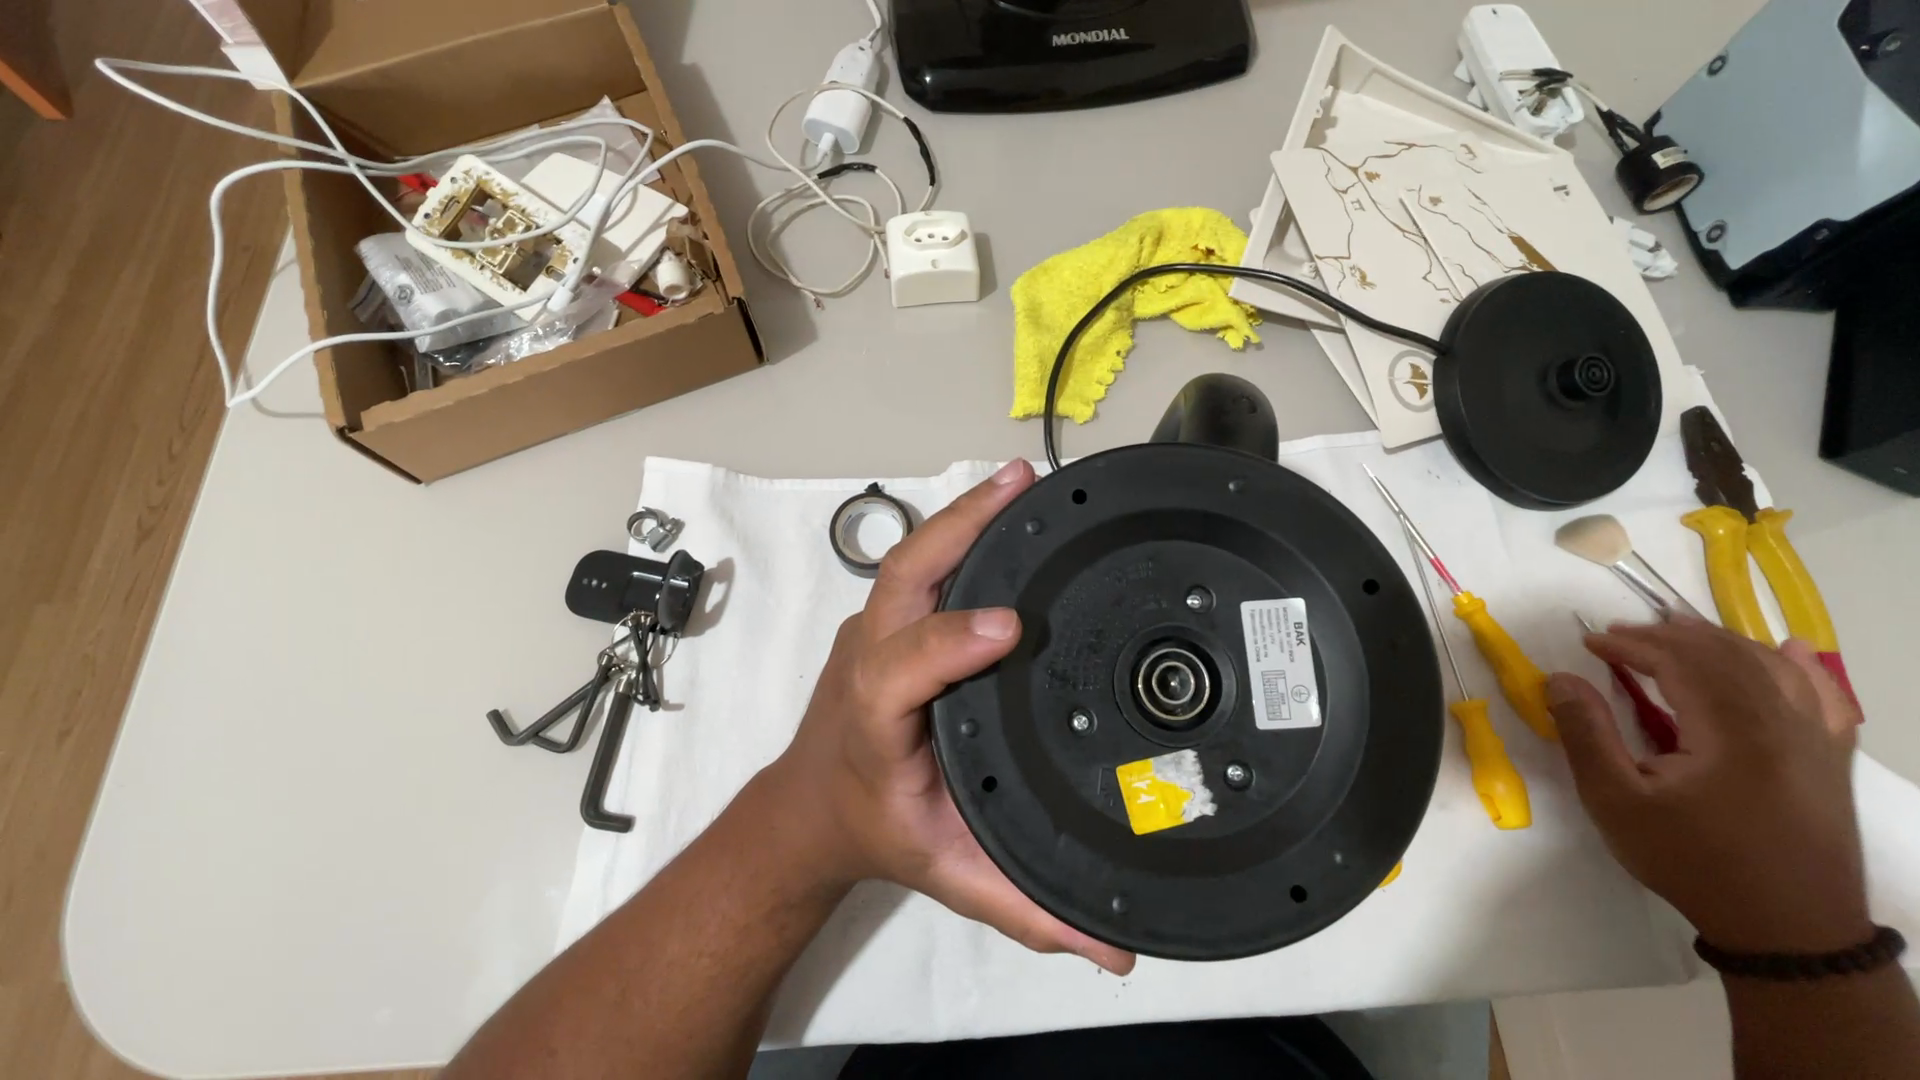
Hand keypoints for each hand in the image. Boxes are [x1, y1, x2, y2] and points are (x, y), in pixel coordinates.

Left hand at [764, 459, 1136, 975]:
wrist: (811, 807)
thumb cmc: (875, 830)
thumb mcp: (948, 873)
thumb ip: (1024, 908)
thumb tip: (1109, 948)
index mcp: (876, 723)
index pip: (902, 670)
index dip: (949, 643)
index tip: (1009, 625)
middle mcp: (868, 663)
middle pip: (902, 582)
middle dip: (960, 530)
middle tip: (1024, 490)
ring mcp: (872, 635)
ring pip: (911, 561)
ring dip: (964, 517)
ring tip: (1024, 482)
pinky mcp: (885, 624)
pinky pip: (920, 567)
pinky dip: (959, 532)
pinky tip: (1003, 512)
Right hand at [1549, 618, 1868, 953]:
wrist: (1786, 927)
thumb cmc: (1690, 861)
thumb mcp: (1615, 802)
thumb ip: (1585, 734)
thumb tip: (1559, 678)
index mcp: (1731, 732)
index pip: (1680, 661)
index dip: (1632, 644)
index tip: (1589, 643)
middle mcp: (1783, 724)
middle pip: (1725, 655)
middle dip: (1668, 636)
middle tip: (1619, 635)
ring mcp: (1816, 741)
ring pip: (1772, 667)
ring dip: (1720, 642)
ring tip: (1678, 632)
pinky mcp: (1830, 760)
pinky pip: (1825, 696)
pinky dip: (1800, 667)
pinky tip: (1786, 651)